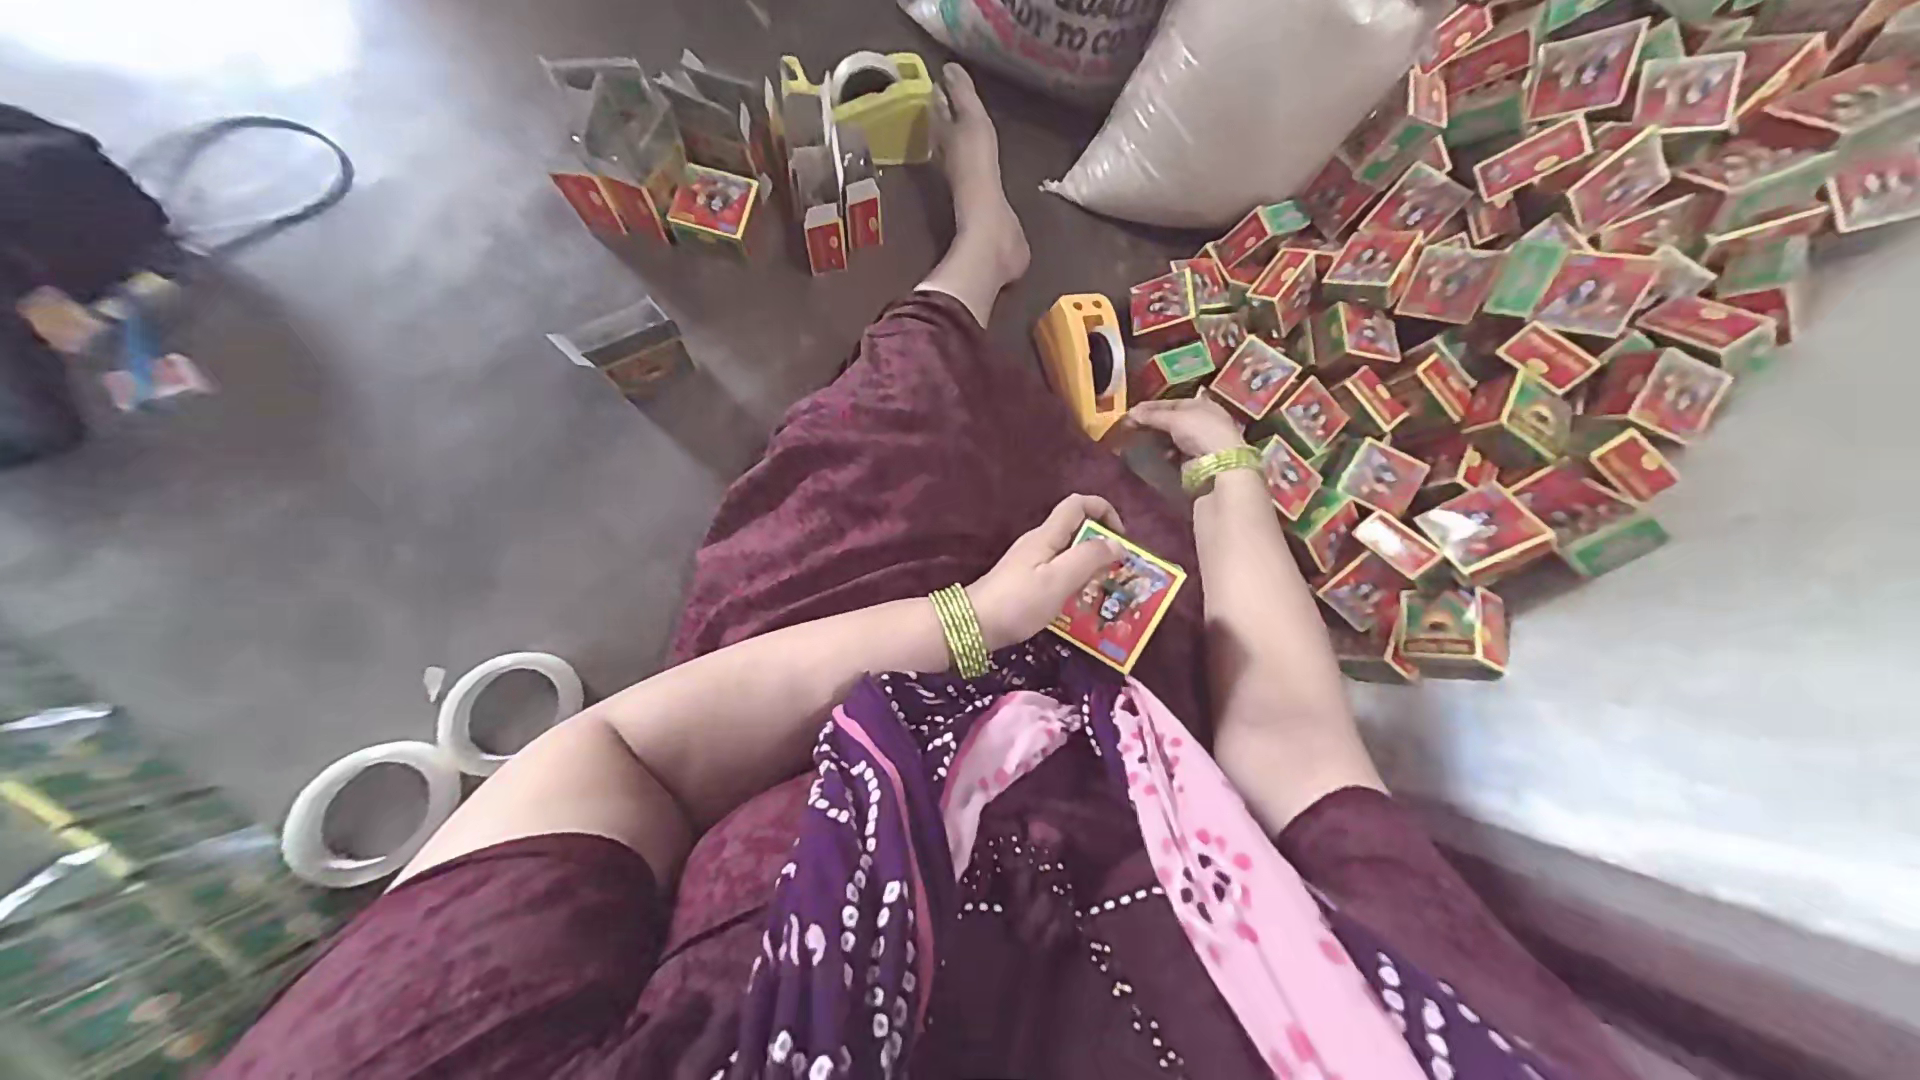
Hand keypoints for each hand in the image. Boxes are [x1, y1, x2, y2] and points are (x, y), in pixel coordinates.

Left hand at [966, 494, 1126, 651]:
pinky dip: (1074, 580)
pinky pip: (1057, 571)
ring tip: (1102, 590)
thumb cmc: (1019, 602)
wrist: (973, 625)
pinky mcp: (1024, 580)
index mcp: (1046, 535)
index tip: (1121, 538)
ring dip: (1089, 565)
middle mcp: (1038, 542)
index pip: (1078, 504)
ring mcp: (1029, 561)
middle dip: (1101, 544)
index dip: (1104, 510)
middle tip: (1116, 572)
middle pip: (1075, 529)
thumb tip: (1117, 543)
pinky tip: (1078, 602)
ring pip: (1067, 552)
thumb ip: (1089, 558)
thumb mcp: (1059, 580)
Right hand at [1126, 396, 1247, 459]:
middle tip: (1131, 426)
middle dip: (1152, 422)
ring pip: (1171, 436)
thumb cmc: (1199, 431)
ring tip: (1142, 439)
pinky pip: (1176, 451)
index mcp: (1199, 404)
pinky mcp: (1196, 457)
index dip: (1150, 407)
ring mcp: (1199, 439)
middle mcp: (1200, 419)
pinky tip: (1162, 454)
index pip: (1170, 403)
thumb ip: (1152, 415)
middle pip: (1170, 419)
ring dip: (1158, 438)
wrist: (1218, 462)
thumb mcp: (1174, 418)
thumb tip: (1131, 412)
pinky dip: (1167, 451)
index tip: (1132, 412)